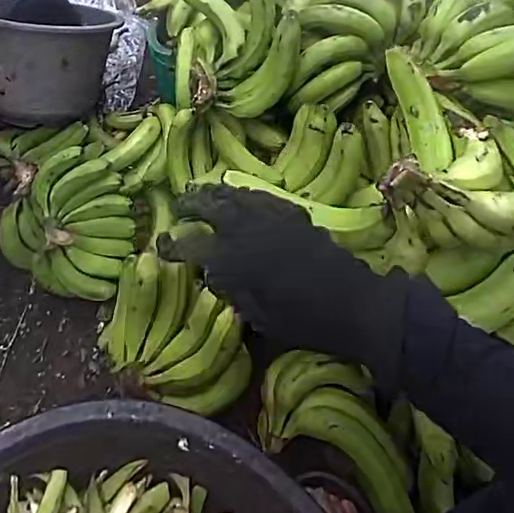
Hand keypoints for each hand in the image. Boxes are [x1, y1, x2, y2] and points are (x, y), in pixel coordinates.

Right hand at [160, 184, 411, 385]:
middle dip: (190, 204)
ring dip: (215, 193)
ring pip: (235, 195)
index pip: (194, 245)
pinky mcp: (292, 213)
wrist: (350, 301)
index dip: (175, 245)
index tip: (163, 244)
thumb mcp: (259, 316)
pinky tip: (242, 196)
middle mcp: (247, 230)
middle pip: (210, 207)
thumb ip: (233, 291)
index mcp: (234, 259)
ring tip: (203, 191)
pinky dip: (245, 195)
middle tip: (177, 204)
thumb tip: (214, 273)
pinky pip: (261, 196)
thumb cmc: (303, 320)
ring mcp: (271, 216)